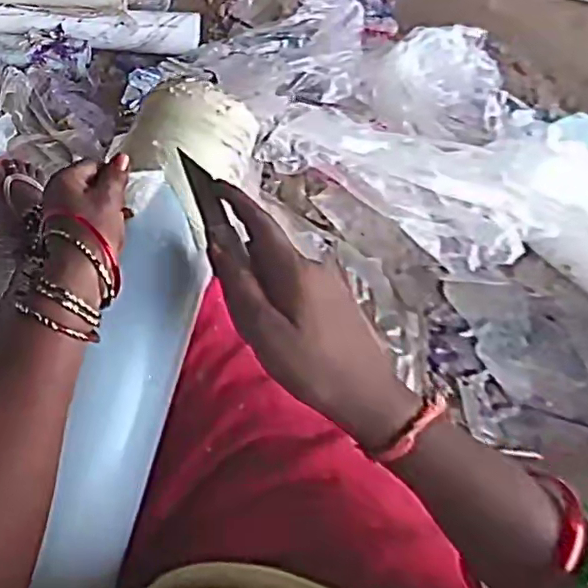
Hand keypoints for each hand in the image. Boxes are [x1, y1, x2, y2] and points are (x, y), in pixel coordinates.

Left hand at [39, 154, 131, 258]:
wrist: (80, 266)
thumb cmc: (94, 229)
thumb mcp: (110, 198)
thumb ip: (116, 176)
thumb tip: (121, 158)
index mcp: (63, 177)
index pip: (92, 164)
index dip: (111, 173)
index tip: (123, 186)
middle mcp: (55, 190)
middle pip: (88, 182)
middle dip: (107, 192)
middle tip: (120, 205)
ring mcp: (56, 210)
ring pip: (87, 200)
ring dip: (104, 208)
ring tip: (117, 220)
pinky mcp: (62, 228)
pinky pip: (83, 216)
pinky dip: (97, 220)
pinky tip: (107, 231)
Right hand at [179, 154, 418, 447]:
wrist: (374, 403)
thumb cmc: (310, 366)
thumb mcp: (261, 326)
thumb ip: (237, 281)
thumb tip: (217, 241)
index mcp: (292, 269)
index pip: (258, 221)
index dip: (234, 199)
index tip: (214, 183)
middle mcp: (313, 265)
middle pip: (265, 244)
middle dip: (240, 249)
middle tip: (223, 279)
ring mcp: (329, 281)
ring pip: (278, 263)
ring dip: (257, 272)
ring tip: (249, 310)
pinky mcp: (336, 297)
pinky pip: (292, 277)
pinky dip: (273, 283)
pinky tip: (273, 315)